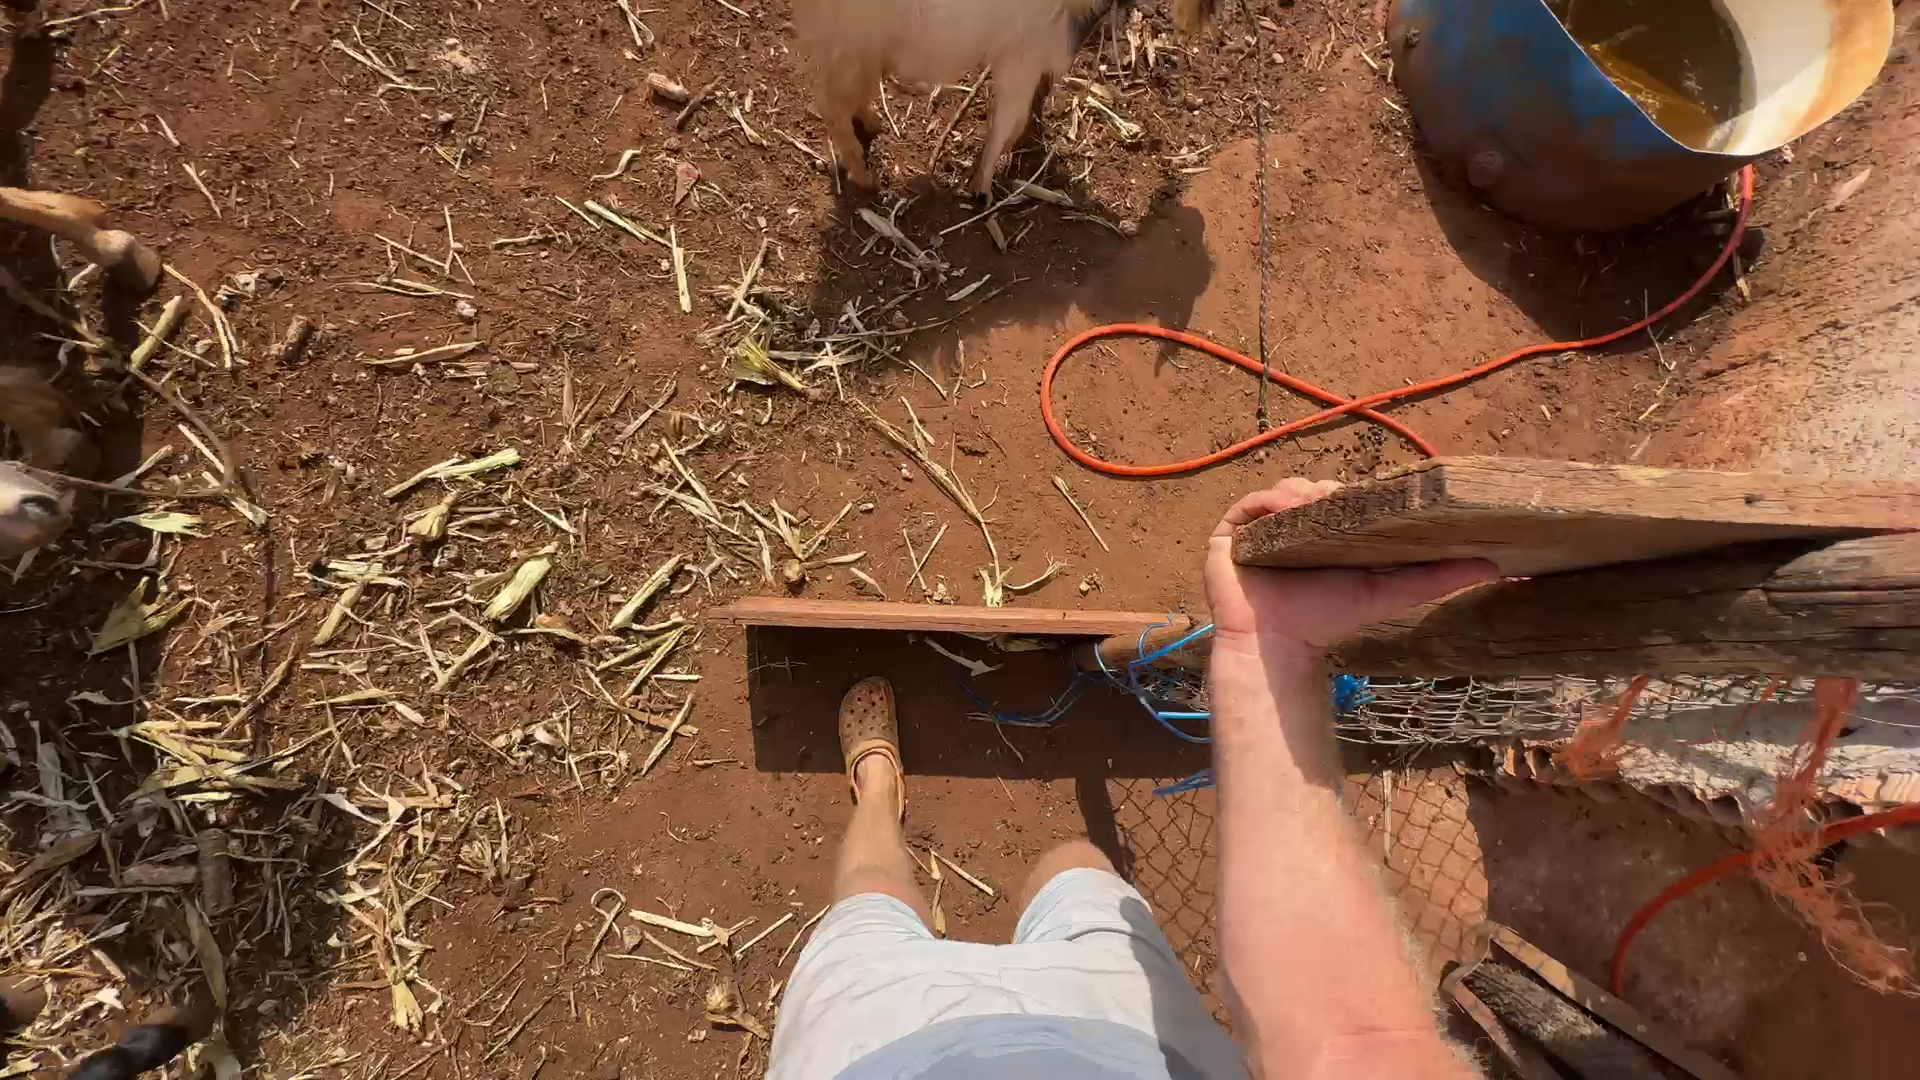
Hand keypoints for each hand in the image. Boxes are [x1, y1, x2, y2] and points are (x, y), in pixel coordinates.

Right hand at [1203, 478, 1497, 666]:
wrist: (1278, 644)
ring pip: (1277, 492)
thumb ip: (1435, 578)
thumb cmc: (1325, 620)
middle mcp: (1286, 530)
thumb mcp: (1387, 593)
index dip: (1347, 492)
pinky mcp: (1228, 537)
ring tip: (1311, 504)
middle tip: (1337, 499)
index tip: (1365, 492)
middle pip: (1305, 490)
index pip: (1333, 500)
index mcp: (1318, 537)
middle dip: (1321, 489)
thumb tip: (1496, 564)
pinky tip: (1285, 509)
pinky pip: (1245, 506)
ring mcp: (1255, 532)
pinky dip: (1265, 501)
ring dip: (1296, 492)